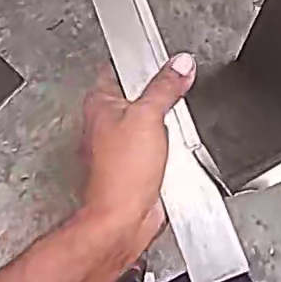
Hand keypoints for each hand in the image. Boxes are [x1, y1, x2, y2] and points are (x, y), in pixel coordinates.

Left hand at [78, 54, 195, 238]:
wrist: (124, 219)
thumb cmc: (120, 174)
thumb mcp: (149, 116)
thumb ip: (165, 87)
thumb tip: (180, 65)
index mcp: (100, 103)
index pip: (121, 69)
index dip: (145, 64)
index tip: (166, 62)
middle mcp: (106, 122)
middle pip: (141, 96)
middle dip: (161, 98)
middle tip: (174, 100)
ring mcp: (120, 145)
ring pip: (153, 123)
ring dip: (167, 128)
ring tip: (173, 134)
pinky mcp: (136, 165)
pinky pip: (160, 148)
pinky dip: (170, 150)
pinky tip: (172, 155)